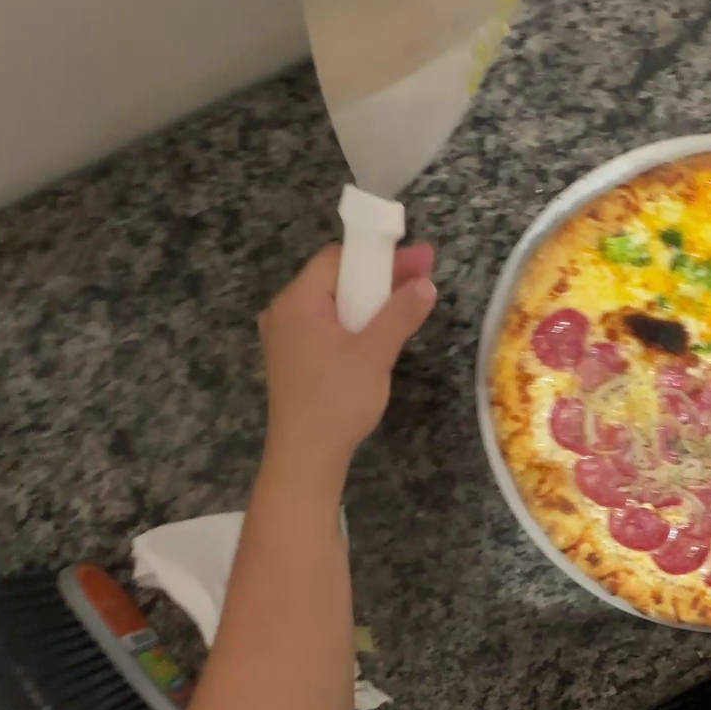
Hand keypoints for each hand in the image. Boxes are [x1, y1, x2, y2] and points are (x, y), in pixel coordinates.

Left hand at [256, 243, 437, 473]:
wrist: (308, 453)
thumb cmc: (338, 399)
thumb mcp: (374, 353)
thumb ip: (400, 315)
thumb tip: (425, 284)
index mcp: (297, 302)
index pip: (337, 260)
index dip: (380, 255)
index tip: (418, 258)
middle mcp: (285, 312)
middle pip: (335, 280)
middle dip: (380, 277)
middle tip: (422, 277)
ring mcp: (287, 337)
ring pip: (334, 306)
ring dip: (371, 302)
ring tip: (407, 302)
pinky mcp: (295, 359)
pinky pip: (328, 327)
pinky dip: (357, 323)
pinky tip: (380, 333)